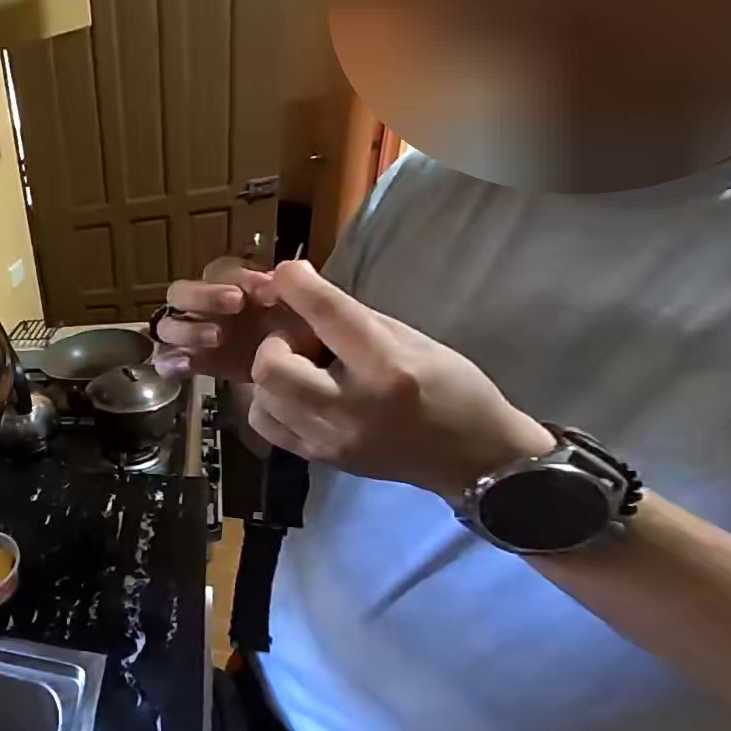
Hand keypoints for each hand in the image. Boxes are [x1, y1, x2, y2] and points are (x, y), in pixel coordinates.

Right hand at [154, 257, 320, 381]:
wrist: (299, 371)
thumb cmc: (299, 331)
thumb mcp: (304, 308)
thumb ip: (293, 290)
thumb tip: (280, 276)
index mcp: (230, 285)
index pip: (219, 271)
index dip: (238, 275)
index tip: (267, 290)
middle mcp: (204, 306)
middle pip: (180, 292)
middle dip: (205, 295)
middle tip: (235, 303)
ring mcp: (193, 336)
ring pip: (168, 325)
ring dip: (187, 329)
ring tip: (216, 337)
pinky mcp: (192, 363)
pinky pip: (166, 360)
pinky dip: (171, 362)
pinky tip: (187, 366)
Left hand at [247, 260, 553, 499]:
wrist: (470, 457)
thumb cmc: (450, 388)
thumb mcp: (412, 340)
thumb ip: (353, 318)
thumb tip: (301, 290)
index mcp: (386, 368)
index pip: (328, 316)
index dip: (298, 287)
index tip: (286, 271)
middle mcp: (351, 407)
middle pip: (271, 367)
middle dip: (277, 344)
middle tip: (304, 344)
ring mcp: (329, 439)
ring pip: (260, 399)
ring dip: (273, 374)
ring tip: (303, 371)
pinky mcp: (317, 459)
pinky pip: (265, 425)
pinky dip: (270, 403)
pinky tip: (295, 395)